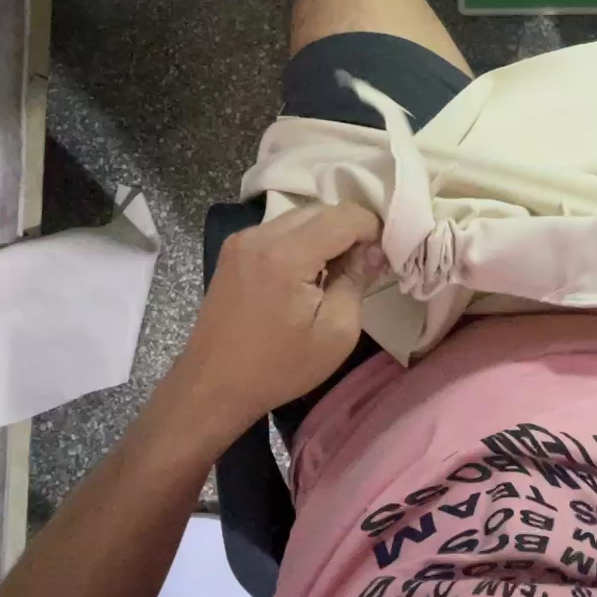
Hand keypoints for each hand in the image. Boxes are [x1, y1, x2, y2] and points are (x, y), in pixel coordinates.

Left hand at [168, 203, 382, 428]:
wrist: (213, 385)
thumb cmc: (279, 367)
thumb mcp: (336, 332)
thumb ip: (357, 281)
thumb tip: (373, 250)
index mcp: (287, 254)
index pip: (344, 216)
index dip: (372, 228)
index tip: (383, 255)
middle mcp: (261, 235)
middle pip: (321, 210)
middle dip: (349, 230)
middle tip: (362, 265)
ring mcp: (243, 239)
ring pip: (300, 217)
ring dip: (325, 234)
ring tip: (335, 271)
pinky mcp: (233, 249)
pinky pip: (279, 229)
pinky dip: (301, 241)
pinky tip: (305, 274)